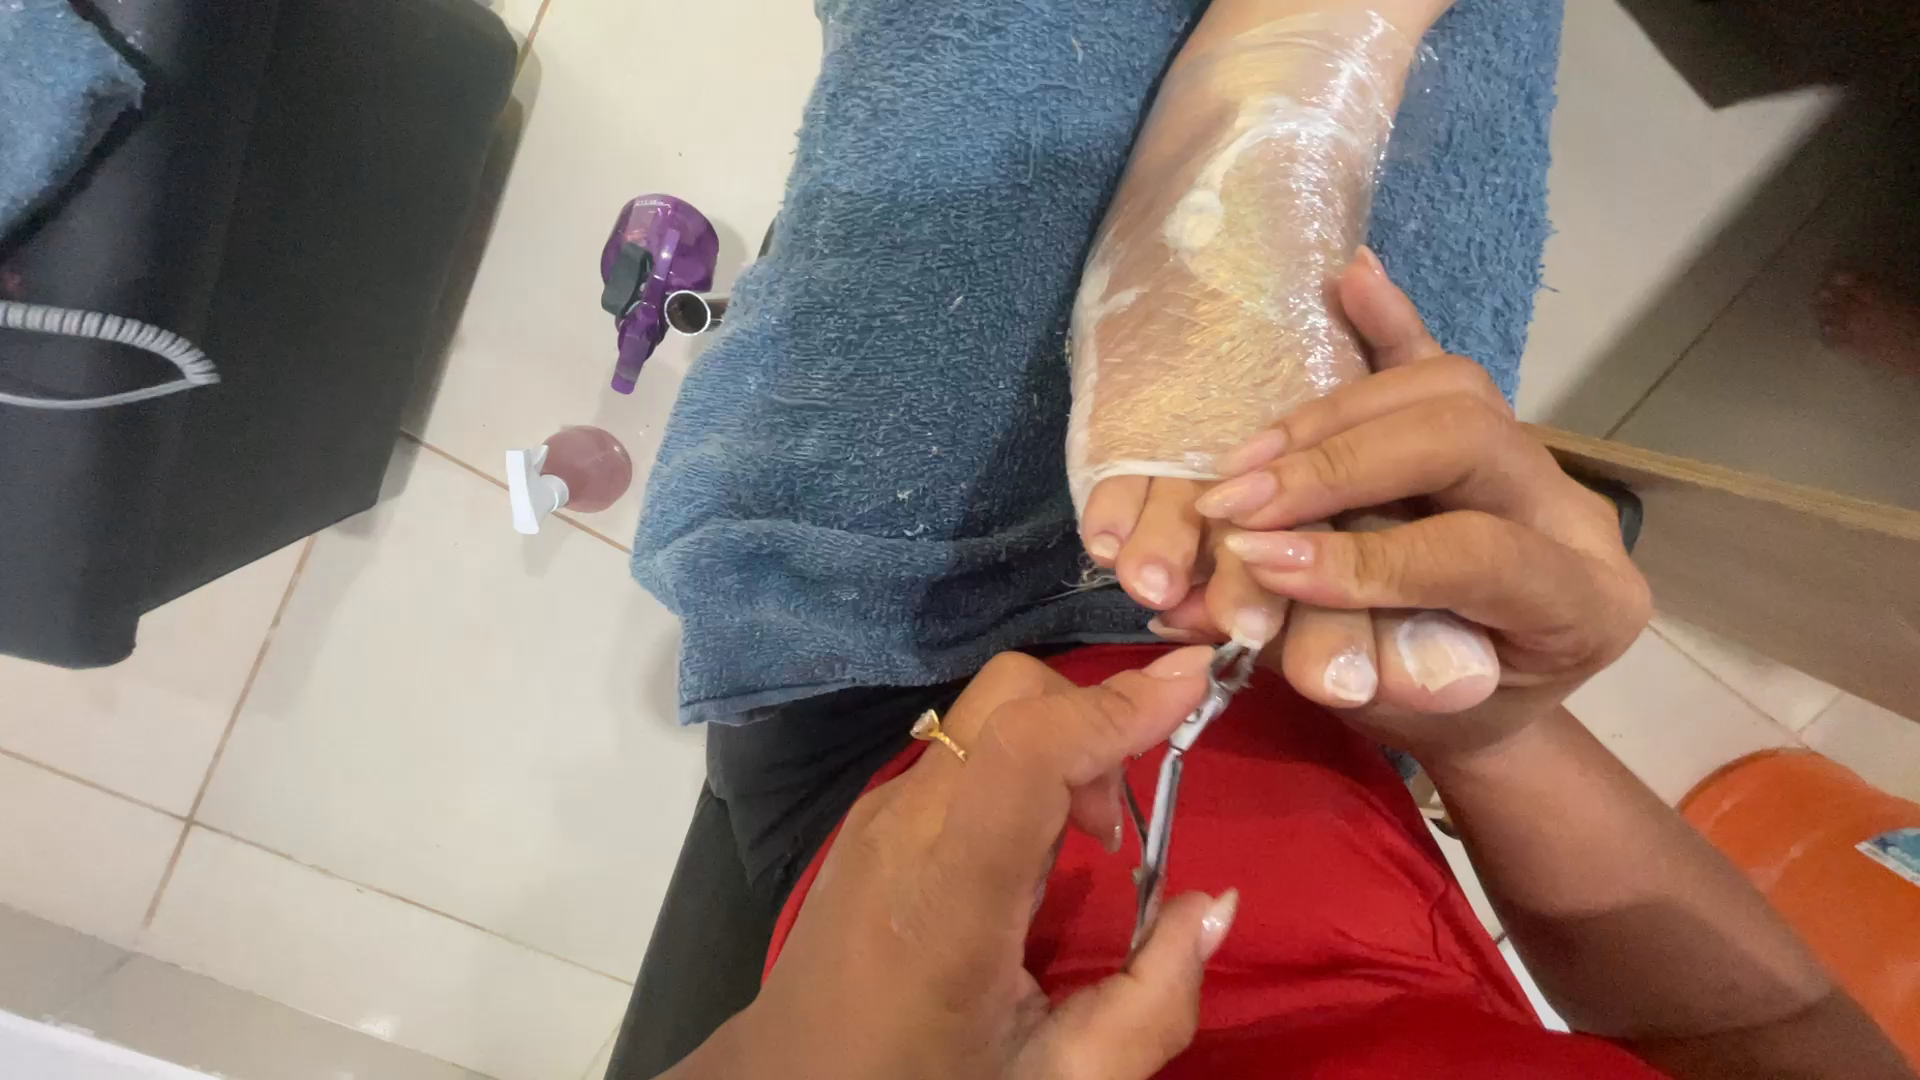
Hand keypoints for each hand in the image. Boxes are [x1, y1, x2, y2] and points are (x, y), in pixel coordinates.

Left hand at [685, 647, 1239, 1079]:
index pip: (1026, 752)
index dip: (1113, 704)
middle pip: (1008, 696)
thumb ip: (1152, 1001)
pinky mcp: (875, 807)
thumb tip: (1214, 901)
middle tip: (1115, 824)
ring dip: (1059, 740)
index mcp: (950, 897)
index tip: (1191, 678)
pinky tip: (1027, 845)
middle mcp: (907, 824)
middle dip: (1092, 718)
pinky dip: (1021, 759)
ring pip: (987, 709)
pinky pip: (965, 743)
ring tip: (1079, 840)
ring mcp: (882, 807)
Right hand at [1187, 256, 1651, 760]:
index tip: (1260, 562)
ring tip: (1246, 457)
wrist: (1487, 702)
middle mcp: (1572, 515)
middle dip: (1336, 468)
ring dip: (1330, 417)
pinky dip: (1392, 322)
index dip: (1361, 558)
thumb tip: (1193, 608)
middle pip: (1464, 438)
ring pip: (1449, 390)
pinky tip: (1350, 279)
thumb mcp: (1384, 708)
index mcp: (1578, 605)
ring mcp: (1535, 464)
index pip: (1475, 555)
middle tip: (1240, 499)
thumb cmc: (1433, 715)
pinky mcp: (1487, 437)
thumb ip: (1308, 654)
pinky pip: (1443, 366)